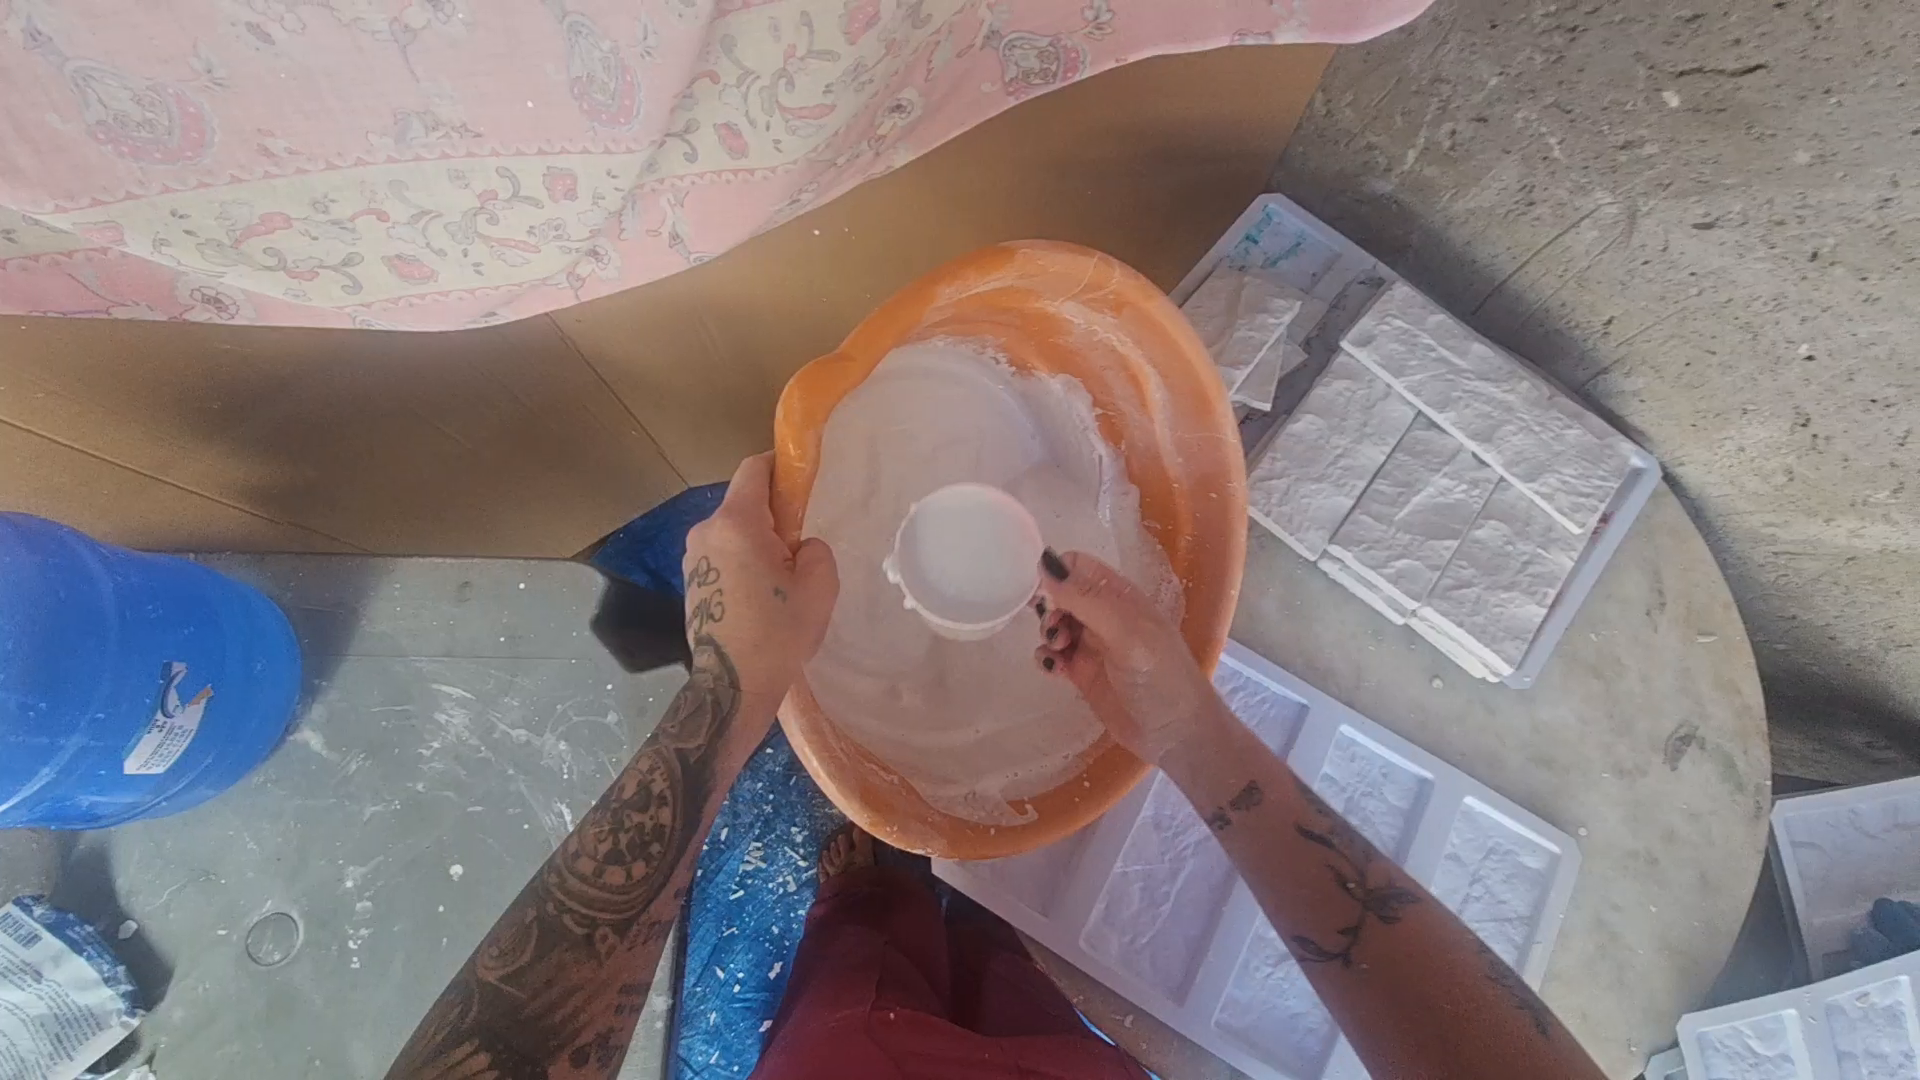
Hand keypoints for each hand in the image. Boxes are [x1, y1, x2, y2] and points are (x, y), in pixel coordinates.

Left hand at [683, 453, 838, 708]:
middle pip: (745, 502)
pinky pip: (723, 554)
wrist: (733, 684)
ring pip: (734, 530)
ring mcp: (692, 558)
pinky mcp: (690, 581)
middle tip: (801, 546)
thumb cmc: (778, 632)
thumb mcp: (819, 585)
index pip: (754, 469)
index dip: (781, 466)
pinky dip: (743, 560)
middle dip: (775, 514)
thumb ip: (814, 548)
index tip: (803, 480)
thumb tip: (798, 546)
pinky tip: (761, 594)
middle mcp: (705, 532)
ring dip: (759, 541)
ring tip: (782, 578)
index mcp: (736, 524)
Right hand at [1032, 549, 1220, 763]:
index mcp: (1120, 596)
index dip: (1056, 573)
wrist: (1177, 735)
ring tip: (1057, 651)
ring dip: (1047, 632)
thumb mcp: (1125, 631)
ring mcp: (1093, 645)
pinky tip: (1053, 669)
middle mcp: (1105, 615)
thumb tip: (1044, 563)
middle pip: (1061, 594)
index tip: (1042, 593)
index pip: (1079, 566)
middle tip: (1054, 629)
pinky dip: (1046, 658)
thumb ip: (1085, 598)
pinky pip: (1054, 655)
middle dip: (1049, 606)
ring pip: (1055, 624)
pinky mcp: (1083, 674)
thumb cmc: (1160, 676)